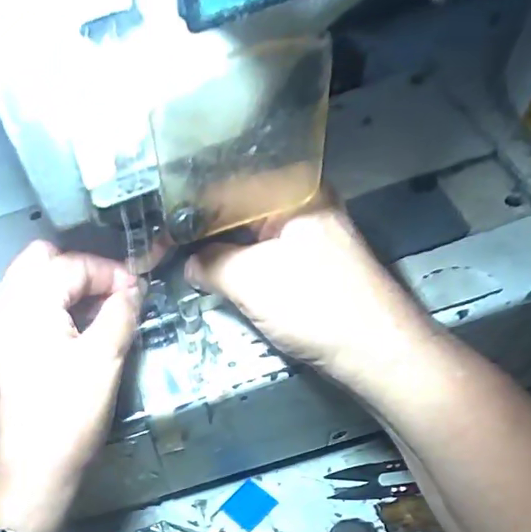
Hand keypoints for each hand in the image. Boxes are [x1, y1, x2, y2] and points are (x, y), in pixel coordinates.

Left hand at [0, 241, 140, 531]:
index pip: (70, 264)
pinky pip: (20, 311)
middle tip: (114, 299)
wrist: (31, 472)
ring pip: (27, 284)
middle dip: (81, 273)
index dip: (109, 272)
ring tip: (97, 317)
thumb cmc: (69, 415)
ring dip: (63, 290)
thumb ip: (120, 312)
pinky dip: (46, 311)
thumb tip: (131, 289)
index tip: (137, 292)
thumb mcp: (105, 360)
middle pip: (40, 262)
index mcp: (23, 302)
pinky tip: (70, 336)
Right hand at [184, 196, 434, 394]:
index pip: (226, 180)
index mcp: (293, 188)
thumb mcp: (250, 281)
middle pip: (240, 204)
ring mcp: (310, 234)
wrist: (374, 351)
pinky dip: (241, 264)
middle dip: (201, 224)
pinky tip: (216, 273)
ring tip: (178, 255)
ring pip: (252, 231)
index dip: (186, 203)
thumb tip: (188, 262)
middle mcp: (303, 202)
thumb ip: (211, 263)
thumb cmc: (314, 306)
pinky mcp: (313, 266)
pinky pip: (266, 254)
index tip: (156, 225)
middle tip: (161, 241)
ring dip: (219, 247)